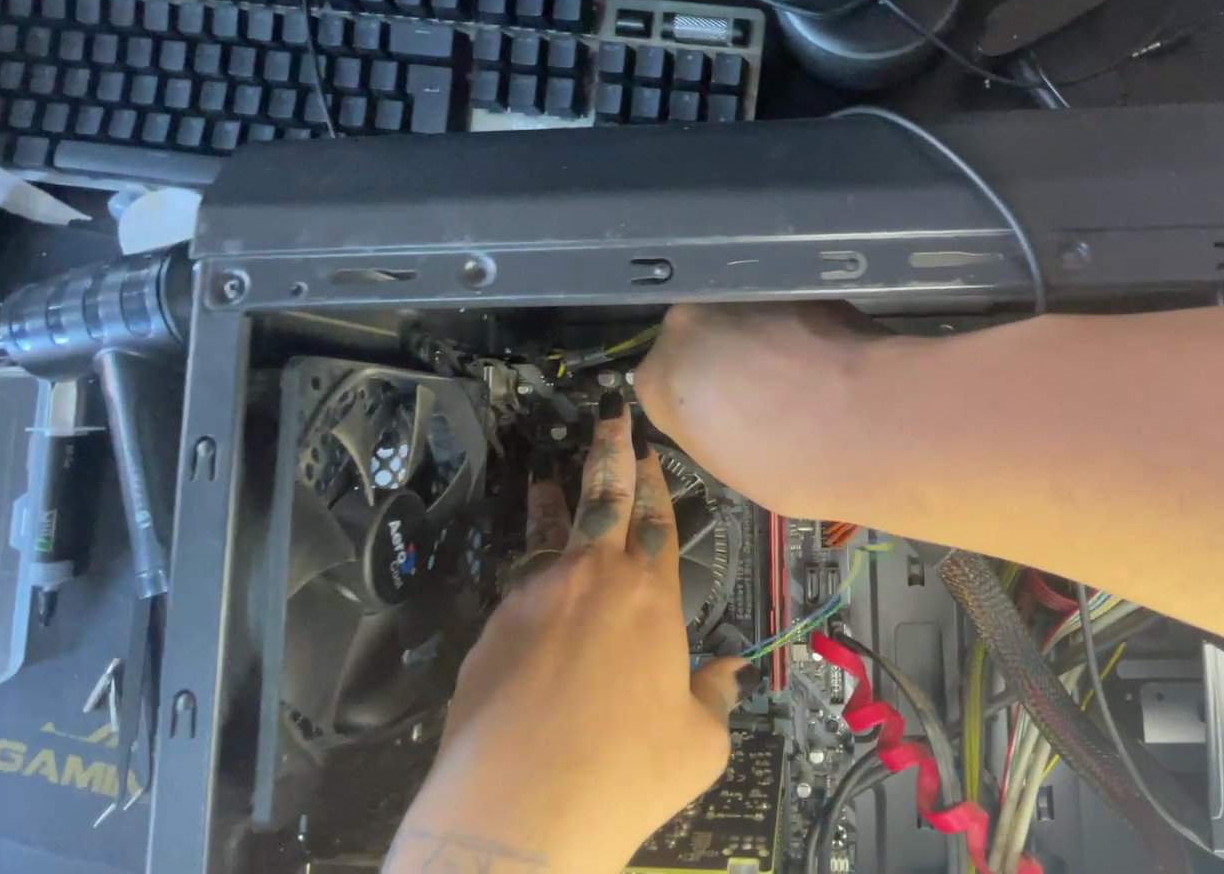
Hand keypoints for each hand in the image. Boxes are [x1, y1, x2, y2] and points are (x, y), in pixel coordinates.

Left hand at [386, 393, 752, 873]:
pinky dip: (530, 560)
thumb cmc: (625, 773)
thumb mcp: (697, 744)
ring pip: (552, 530)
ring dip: (557, 498)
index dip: (656, 482)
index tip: (650, 450)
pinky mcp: (495, 624)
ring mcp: (538, 595)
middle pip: (606, 498)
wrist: (518, 809)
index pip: (659, 522)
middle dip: (610, 451)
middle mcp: (595, 578)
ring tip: (548, 474)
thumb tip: (729, 672)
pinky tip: (531, 570)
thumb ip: (715, 697)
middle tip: (610, 413)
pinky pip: (521, 577)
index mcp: (651, 597)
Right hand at [635, 303, 896, 513]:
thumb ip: (714, 426)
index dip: (699, 406)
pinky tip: (822, 353)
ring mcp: (739, 295)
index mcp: (659, 379)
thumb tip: (731, 411)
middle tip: (764, 392)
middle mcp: (687, 323)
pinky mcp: (791, 281)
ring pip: (736, 318)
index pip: (664, 388)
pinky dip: (795, 325)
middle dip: (722, 360)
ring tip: (798, 372)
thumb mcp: (734, 466)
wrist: (874, 420)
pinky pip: (779, 307)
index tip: (729, 421)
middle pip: (695, 340)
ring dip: (757, 338)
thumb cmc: (798, 465)